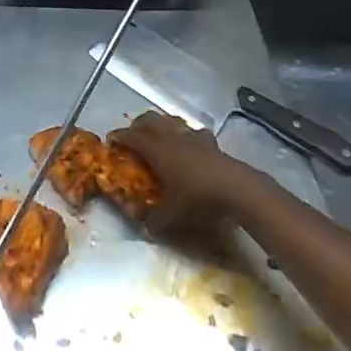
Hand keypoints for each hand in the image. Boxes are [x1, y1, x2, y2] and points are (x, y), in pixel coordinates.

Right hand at [108, 112, 268, 238]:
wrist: (238, 190)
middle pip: (148, 120)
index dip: (119, 136)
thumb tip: (146, 230)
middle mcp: (170, 137)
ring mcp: (191, 137)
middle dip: (138, 125)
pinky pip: (196, 133)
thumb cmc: (198, 197)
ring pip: (171, 121)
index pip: (130, 136)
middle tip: (134, 136)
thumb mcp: (174, 214)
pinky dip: (190, 135)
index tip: (111, 140)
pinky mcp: (211, 143)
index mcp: (155, 149)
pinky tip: (192, 144)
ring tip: (160, 136)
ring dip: (163, 125)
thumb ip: (157, 221)